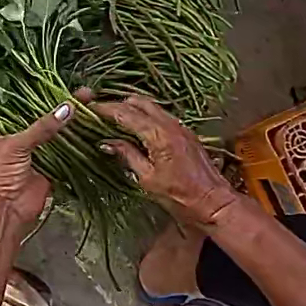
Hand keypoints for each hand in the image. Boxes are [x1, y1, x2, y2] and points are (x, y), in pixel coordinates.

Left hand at [0, 96, 78, 242]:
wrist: (3, 212)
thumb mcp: (17, 145)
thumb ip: (42, 127)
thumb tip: (66, 108)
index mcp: (11, 130)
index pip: (35, 109)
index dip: (53, 99)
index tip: (74, 91)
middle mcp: (26, 141)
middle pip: (51, 122)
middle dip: (68, 112)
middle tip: (89, 99)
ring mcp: (40, 156)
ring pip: (61, 138)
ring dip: (76, 128)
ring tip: (94, 113)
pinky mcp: (52, 171)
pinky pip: (68, 156)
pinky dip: (79, 148)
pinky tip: (91, 136)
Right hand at [92, 94, 243, 230]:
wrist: (214, 202)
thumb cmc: (179, 196)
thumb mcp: (148, 178)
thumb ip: (127, 155)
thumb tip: (107, 142)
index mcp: (158, 134)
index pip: (127, 114)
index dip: (107, 109)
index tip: (90, 108)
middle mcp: (170, 124)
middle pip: (140, 103)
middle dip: (120, 103)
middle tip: (102, 110)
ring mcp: (181, 127)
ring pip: (153, 107)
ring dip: (134, 108)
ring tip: (116, 117)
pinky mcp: (186, 133)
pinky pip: (162, 116)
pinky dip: (147, 116)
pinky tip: (137, 126)